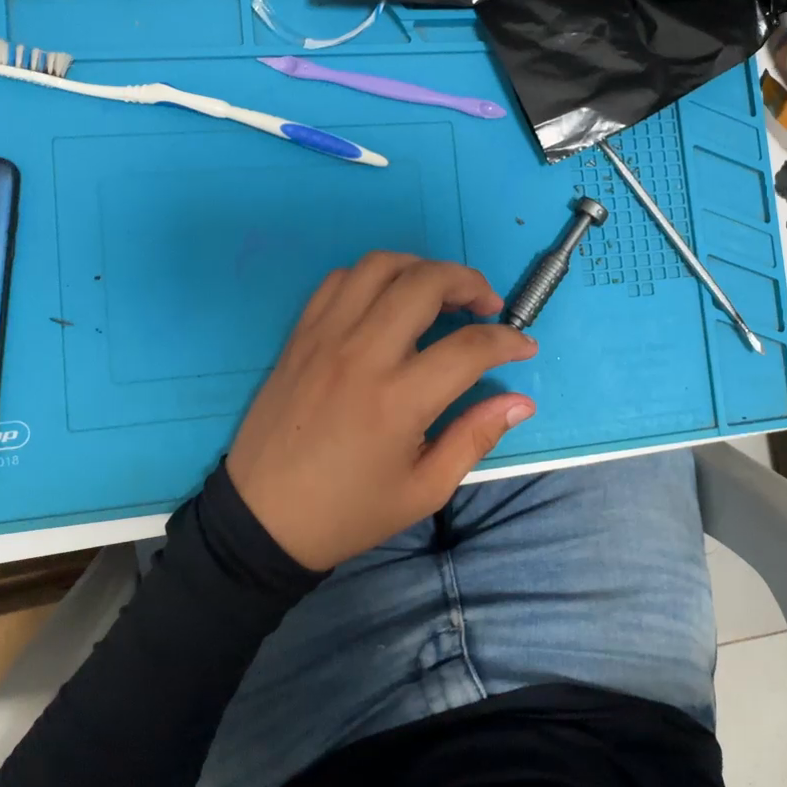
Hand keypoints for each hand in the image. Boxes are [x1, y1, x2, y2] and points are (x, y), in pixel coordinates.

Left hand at [225, 253, 538, 570]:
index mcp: (398, 400)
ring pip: (380, 266)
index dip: (508, 341)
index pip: (469, 347)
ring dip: (421, 268)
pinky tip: (389, 300)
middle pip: (425, 283)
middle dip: (469, 282)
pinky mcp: (301, 335)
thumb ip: (475, 438)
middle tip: (487, 305)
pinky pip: (339, 280)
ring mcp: (326, 338)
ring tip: (441, 291)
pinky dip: (374, 276)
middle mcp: (362, 354)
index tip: (524, 347)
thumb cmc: (348, 511)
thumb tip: (520, 402)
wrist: (262, 520)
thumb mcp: (424, 490)